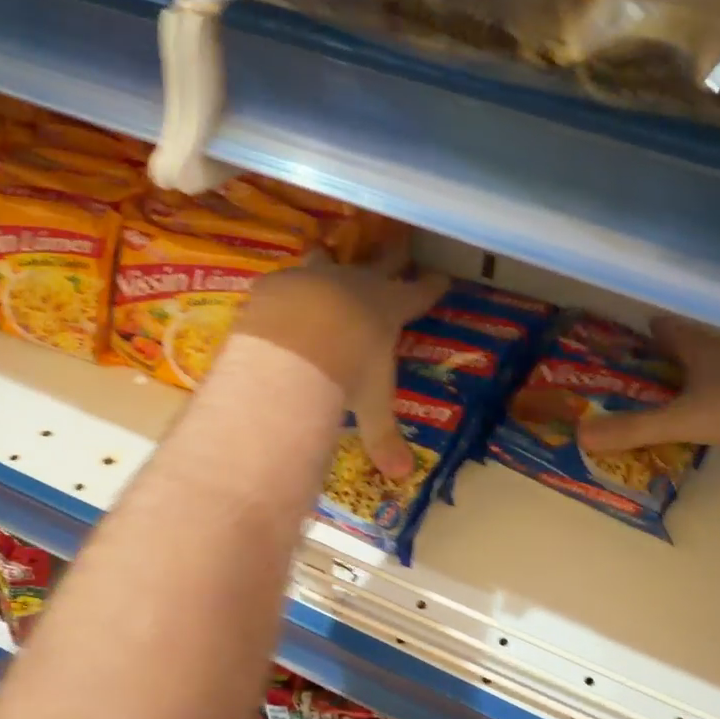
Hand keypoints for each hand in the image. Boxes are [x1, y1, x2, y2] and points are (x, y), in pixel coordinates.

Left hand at [235, 235, 446, 478]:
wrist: (294, 340)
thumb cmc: (347, 369)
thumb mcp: (370, 406)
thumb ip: (382, 437)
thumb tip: (402, 476)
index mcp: (389, 309)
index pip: (419, 294)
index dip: (431, 287)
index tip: (442, 277)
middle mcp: (357, 285)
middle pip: (382, 263)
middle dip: (393, 255)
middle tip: (400, 242)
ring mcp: (316, 277)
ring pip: (329, 259)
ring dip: (331, 258)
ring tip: (326, 251)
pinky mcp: (278, 282)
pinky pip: (284, 279)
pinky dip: (285, 287)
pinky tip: (277, 294)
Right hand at [577, 316, 719, 452]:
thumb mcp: (680, 420)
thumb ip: (633, 429)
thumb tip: (581, 435)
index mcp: (700, 349)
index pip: (669, 331)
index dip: (651, 331)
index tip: (637, 331)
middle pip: (694, 345)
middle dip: (672, 353)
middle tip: (650, 366)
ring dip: (700, 372)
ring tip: (682, 388)